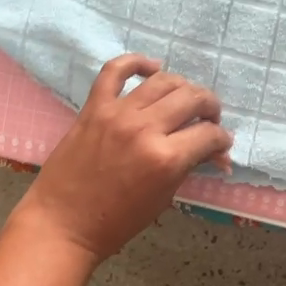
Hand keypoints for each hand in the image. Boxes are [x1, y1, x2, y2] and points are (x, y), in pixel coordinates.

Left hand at [4, 54, 231, 264]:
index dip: (222, 139)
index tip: (222, 145)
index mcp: (166, 159)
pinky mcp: (94, 107)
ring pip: (163, 81)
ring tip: (187, 98)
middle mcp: (145, 128)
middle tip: (210, 119)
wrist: (63, 223)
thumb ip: (189, 168)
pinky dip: (136, 62)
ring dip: (184, 87)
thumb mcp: (163, 198)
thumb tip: (217, 156)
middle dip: (211, 107)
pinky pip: (115, 70)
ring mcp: (117, 113)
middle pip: (192, 99)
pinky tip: (152, 67)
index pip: (209, 135)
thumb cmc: (117, 222)